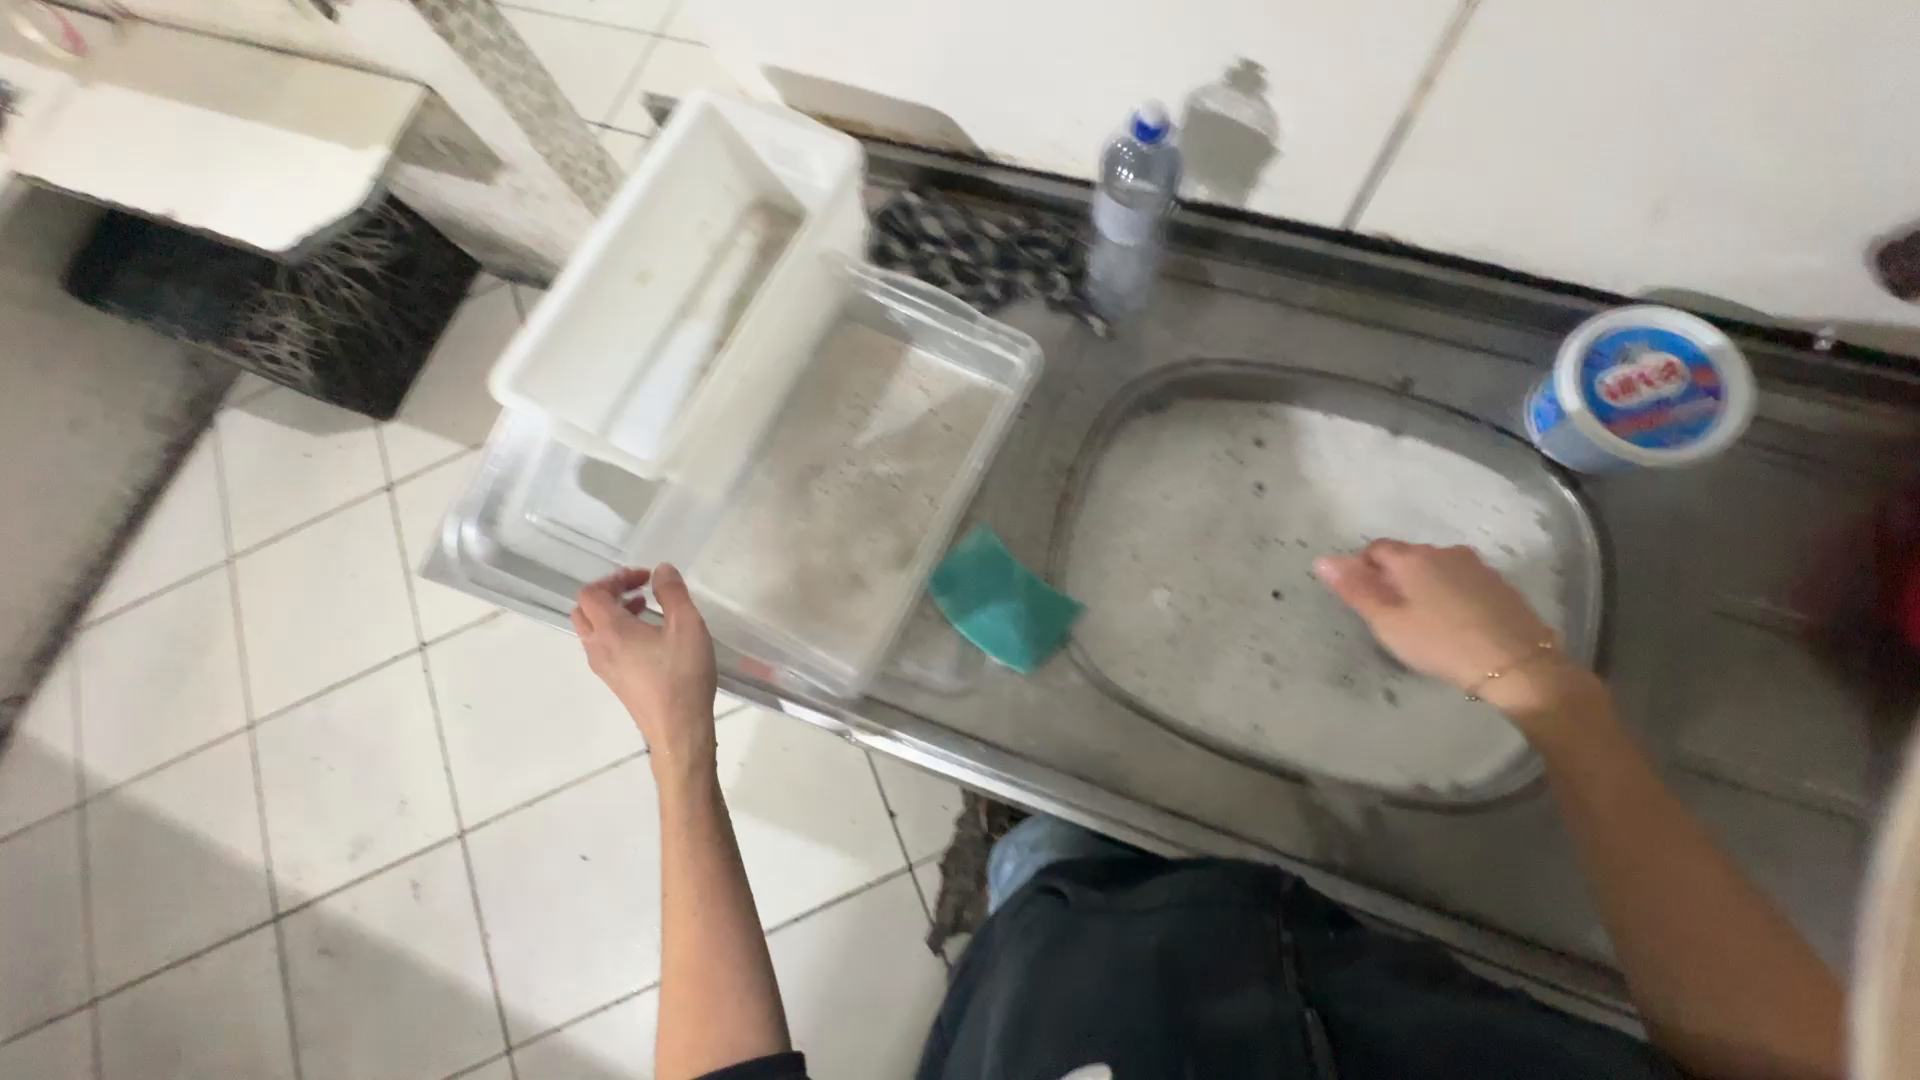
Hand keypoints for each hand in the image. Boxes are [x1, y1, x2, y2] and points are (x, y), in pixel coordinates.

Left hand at [572, 564, 718, 778]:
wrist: (678, 728)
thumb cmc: (682, 674)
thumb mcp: (687, 625)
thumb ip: (672, 592)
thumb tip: (661, 570)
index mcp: (610, 630)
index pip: (592, 593)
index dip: (615, 578)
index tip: (645, 578)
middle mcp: (598, 647)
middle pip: (584, 611)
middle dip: (608, 594)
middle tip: (639, 590)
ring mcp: (603, 668)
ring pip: (592, 631)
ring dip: (613, 613)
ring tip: (648, 611)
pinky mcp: (615, 682)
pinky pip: (604, 647)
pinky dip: (618, 633)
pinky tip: (651, 639)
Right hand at [1313, 540, 1594, 717]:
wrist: (1517, 664)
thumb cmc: (1440, 642)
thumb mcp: (1387, 622)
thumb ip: (1354, 589)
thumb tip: (1322, 561)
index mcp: (1413, 558)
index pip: (1375, 549)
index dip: (1362, 568)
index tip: (1362, 597)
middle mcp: (1444, 552)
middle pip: (1408, 556)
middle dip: (1393, 576)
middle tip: (1389, 613)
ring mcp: (1477, 566)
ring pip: (1436, 568)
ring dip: (1423, 585)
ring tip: (1422, 619)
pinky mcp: (1500, 585)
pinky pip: (1462, 581)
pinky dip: (1450, 594)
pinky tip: (1452, 622)